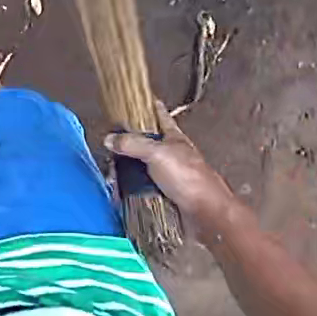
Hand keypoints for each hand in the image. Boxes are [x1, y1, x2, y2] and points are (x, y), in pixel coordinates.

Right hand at [103, 107, 238, 225]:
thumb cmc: (190, 179)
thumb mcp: (157, 153)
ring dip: (127, 172)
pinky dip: (131, 190)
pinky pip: (142, 189)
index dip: (151, 108)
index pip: (160, 116)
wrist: (206, 214)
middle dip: (128, 146)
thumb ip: (132, 144)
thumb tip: (110, 139)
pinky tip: (123, 193)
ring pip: (142, 168)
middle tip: (111, 147)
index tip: (140, 101)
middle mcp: (171, 156)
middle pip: (146, 144)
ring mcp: (169, 176)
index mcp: (173, 139)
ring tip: (113, 174)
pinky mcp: (165, 196)